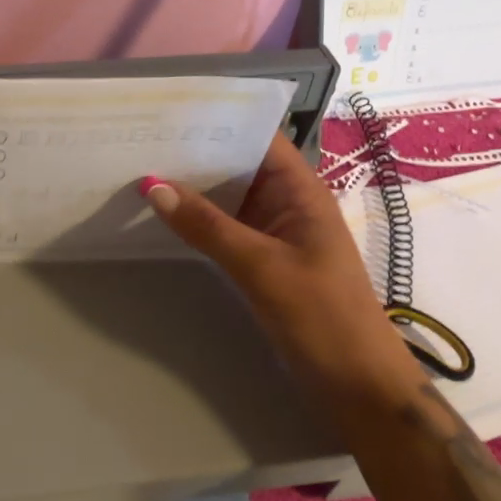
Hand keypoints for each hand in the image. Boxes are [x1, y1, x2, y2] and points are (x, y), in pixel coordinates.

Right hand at [140, 132, 424, 404]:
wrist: (360, 389)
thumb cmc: (322, 318)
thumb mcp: (261, 267)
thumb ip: (207, 226)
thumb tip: (151, 185)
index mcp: (300, 190)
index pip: (258, 135)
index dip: (219, 119)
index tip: (169, 110)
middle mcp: (287, 202)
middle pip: (238, 162)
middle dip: (194, 151)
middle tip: (139, 137)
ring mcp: (275, 233)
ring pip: (228, 196)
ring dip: (192, 186)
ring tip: (139, 167)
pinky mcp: (264, 261)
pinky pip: (225, 227)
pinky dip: (197, 219)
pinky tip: (162, 215)